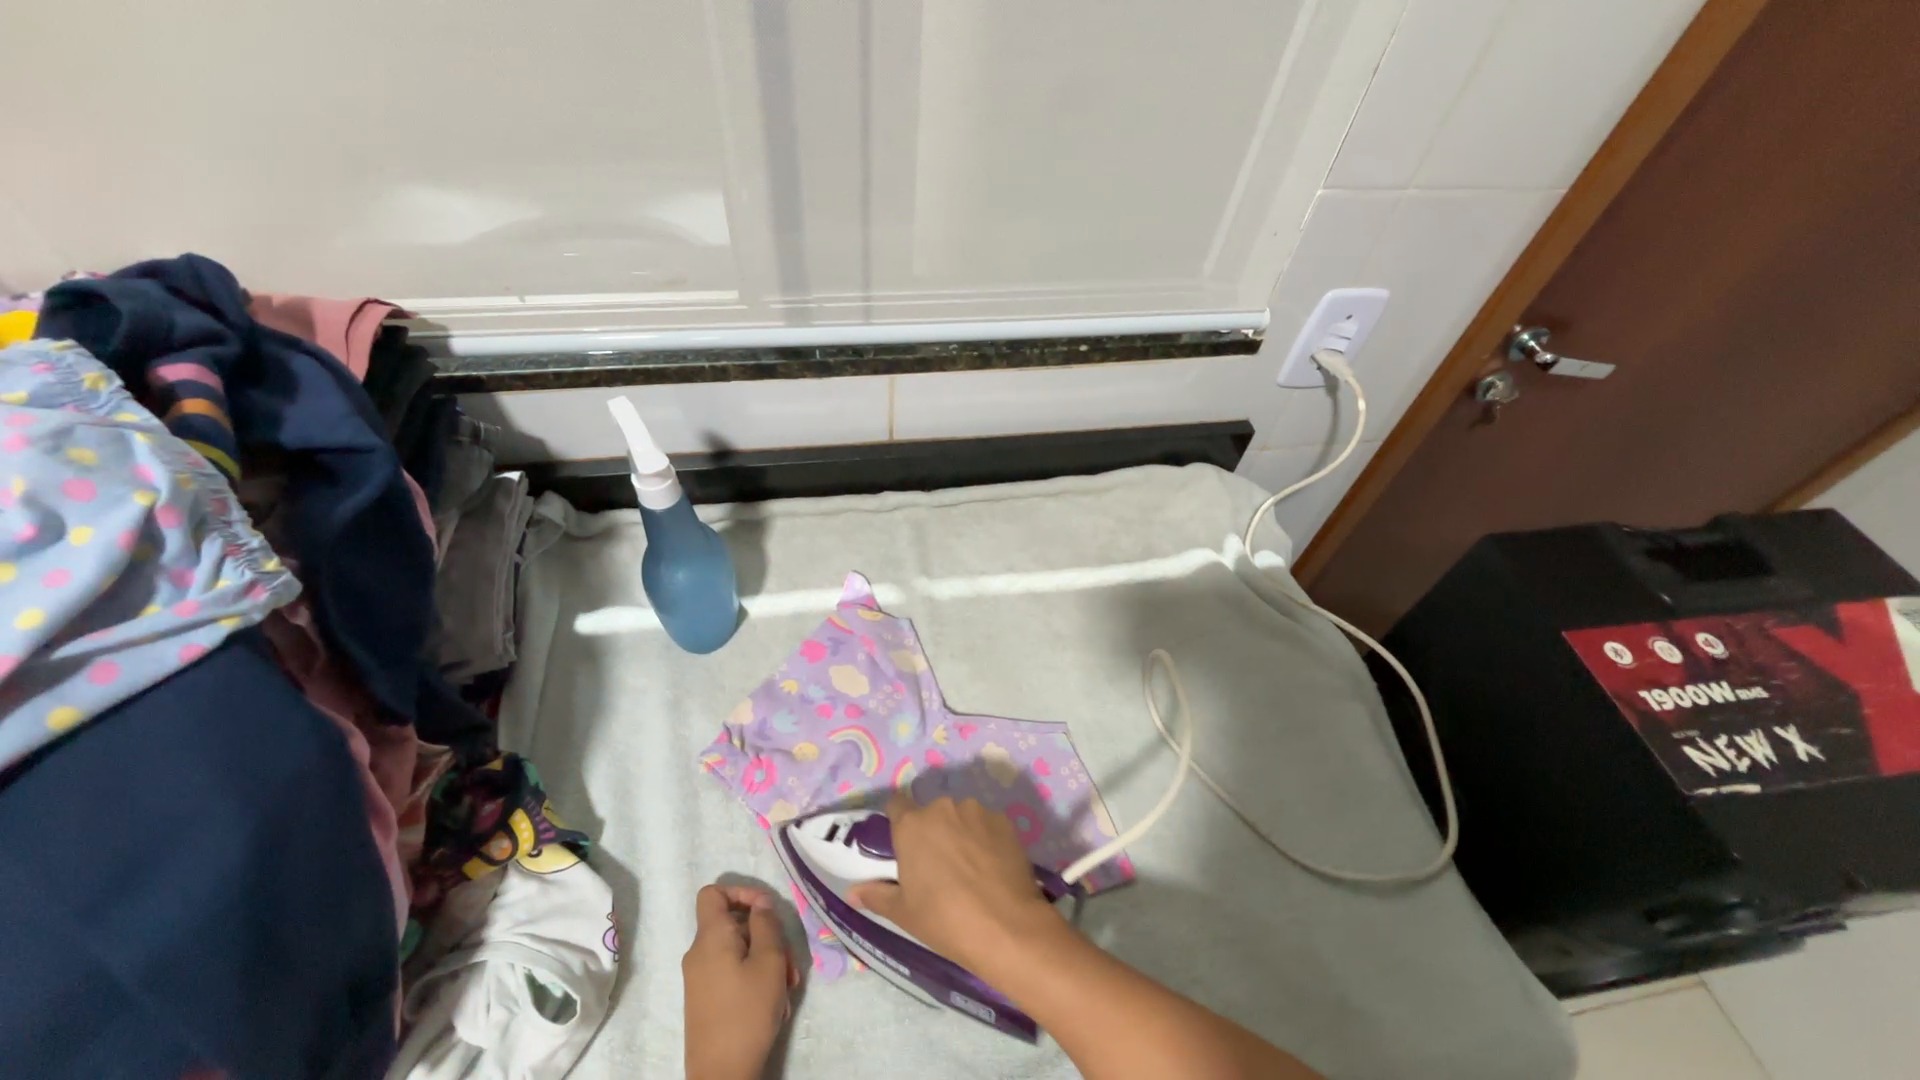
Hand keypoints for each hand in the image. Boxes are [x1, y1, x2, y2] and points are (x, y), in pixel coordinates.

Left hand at [683, 884, 796, 1079]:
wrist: (721, 1075)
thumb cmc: (747, 1012)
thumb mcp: (769, 962)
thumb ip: (767, 924)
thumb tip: (761, 904)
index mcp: (710, 937)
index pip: (714, 893)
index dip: (742, 892)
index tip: (768, 911)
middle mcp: (699, 952)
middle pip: (734, 924)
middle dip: (766, 936)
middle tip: (790, 962)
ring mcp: (700, 977)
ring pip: (738, 950)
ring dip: (766, 961)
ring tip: (787, 987)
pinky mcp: (705, 998)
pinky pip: (732, 972)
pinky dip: (754, 978)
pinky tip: (774, 1002)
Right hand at [848, 792, 1066, 975]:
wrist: (1006, 927)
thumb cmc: (945, 920)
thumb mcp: (903, 913)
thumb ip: (876, 895)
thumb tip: (852, 892)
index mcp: (912, 825)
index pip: (896, 805)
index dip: (898, 822)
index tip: (903, 846)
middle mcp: (943, 809)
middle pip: (931, 813)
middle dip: (931, 832)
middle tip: (936, 866)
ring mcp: (977, 812)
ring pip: (961, 816)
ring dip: (959, 833)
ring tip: (968, 868)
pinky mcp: (1005, 822)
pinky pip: (986, 825)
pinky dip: (985, 839)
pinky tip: (990, 867)